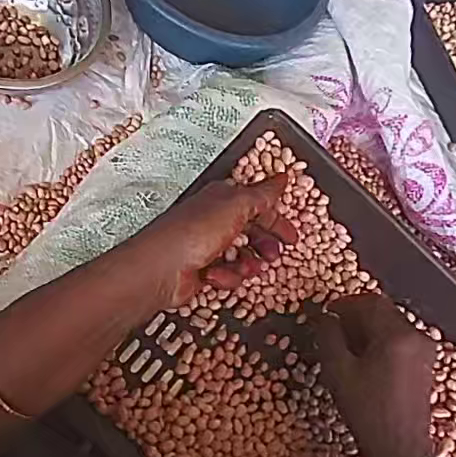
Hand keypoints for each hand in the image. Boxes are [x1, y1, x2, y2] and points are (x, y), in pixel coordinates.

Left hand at [121, 177, 299, 308]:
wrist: (163, 268)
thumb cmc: (194, 233)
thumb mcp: (237, 205)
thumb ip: (263, 194)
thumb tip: (281, 179)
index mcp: (224, 199)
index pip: (258, 205)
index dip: (277, 220)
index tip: (292, 236)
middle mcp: (216, 220)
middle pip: (252, 233)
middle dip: (264, 246)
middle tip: (273, 256)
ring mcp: (209, 246)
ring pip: (242, 257)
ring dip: (246, 264)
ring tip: (246, 268)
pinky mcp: (204, 270)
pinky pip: (228, 275)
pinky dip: (226, 277)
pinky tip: (217, 276)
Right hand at [315, 293, 437, 456]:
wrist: (400, 449)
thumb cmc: (367, 410)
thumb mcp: (339, 372)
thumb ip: (329, 337)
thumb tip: (324, 317)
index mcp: (397, 334)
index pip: (370, 302)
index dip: (344, 304)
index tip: (325, 314)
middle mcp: (416, 336)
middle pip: (383, 311)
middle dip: (355, 315)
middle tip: (332, 329)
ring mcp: (424, 350)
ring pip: (391, 324)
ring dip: (368, 328)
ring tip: (345, 346)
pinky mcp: (425, 364)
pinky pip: (400, 339)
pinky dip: (380, 340)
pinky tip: (364, 358)